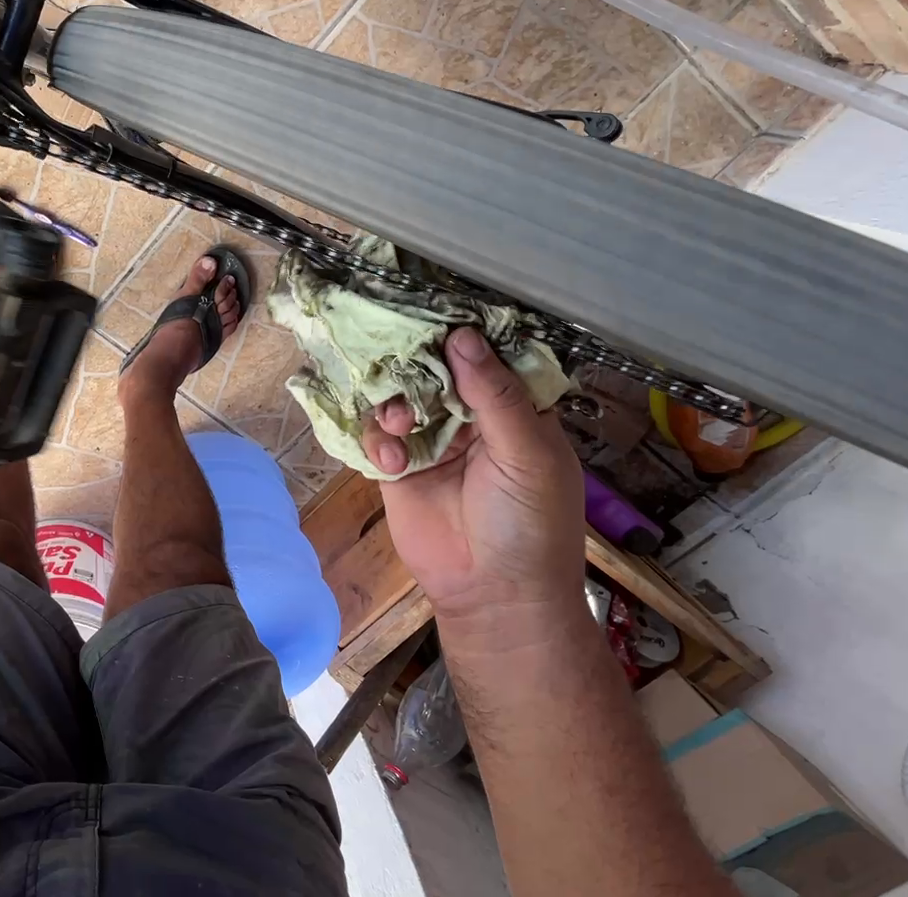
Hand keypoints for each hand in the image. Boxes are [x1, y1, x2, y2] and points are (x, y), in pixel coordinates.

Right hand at [361, 327, 585, 635]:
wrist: (492, 595)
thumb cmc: (529, 524)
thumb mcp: (526, 454)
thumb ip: (494, 395)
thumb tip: (461, 336)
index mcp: (515, 411)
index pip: (487, 358)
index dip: (462, 336)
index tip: (431, 312)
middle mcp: (471, 420)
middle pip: (435, 372)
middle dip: (416, 367)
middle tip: (401, 364)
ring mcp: (432, 443)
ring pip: (401, 398)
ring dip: (395, 404)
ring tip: (400, 424)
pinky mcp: (398, 468)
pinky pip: (378, 436)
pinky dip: (379, 439)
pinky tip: (392, 459)